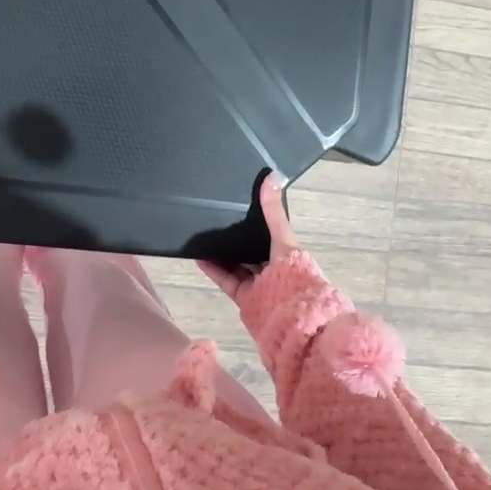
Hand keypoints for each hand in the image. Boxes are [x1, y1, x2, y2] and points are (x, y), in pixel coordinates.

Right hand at [196, 172, 297, 301]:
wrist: (289, 314)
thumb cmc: (291, 272)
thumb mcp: (282, 236)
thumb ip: (273, 211)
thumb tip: (272, 175)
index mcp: (286, 254)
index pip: (269, 235)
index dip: (256, 223)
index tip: (238, 206)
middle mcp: (272, 269)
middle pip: (251, 250)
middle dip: (236, 238)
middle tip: (215, 218)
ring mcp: (258, 284)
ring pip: (236, 264)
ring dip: (221, 253)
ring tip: (203, 235)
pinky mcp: (244, 297)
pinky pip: (226, 279)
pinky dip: (213, 269)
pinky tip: (199, 256)